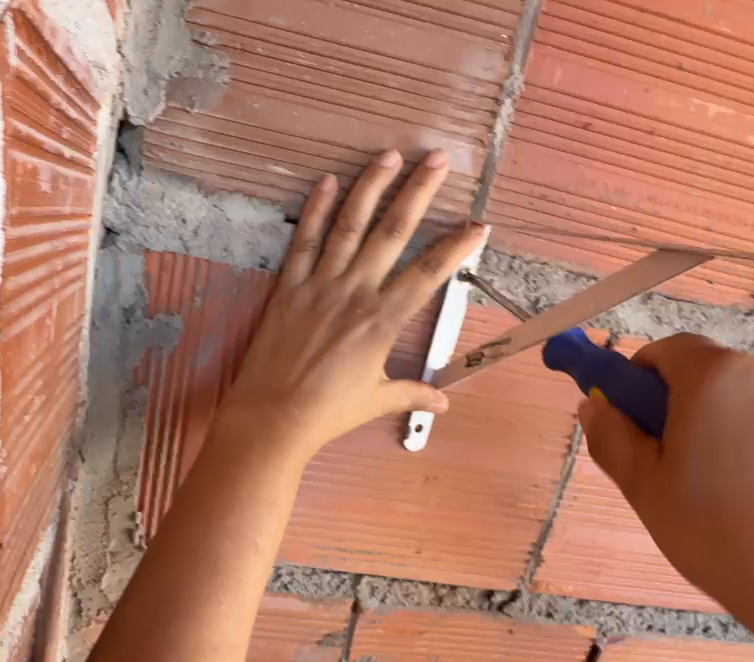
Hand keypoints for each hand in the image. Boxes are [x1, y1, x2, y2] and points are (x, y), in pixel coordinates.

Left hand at [215, 149, 488, 463]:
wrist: (274, 416)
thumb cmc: (328, 412)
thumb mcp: (376, 401)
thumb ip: (411, 393)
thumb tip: (442, 404)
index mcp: (383, 321)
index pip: (429, 274)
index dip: (456, 247)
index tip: (479, 225)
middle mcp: (356, 293)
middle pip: (394, 232)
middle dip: (419, 192)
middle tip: (438, 159)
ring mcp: (320, 285)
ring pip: (351, 225)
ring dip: (372, 186)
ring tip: (390, 154)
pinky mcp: (289, 287)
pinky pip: (305, 240)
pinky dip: (316, 209)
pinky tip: (328, 181)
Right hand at [579, 333, 753, 619]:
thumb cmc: (717, 534)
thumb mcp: (644, 490)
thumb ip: (613, 438)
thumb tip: (594, 407)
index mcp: (716, 378)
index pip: (669, 349)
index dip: (643, 378)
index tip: (636, 418)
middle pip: (721, 376)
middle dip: (697, 409)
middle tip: (685, 471)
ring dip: (747, 428)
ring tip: (744, 495)